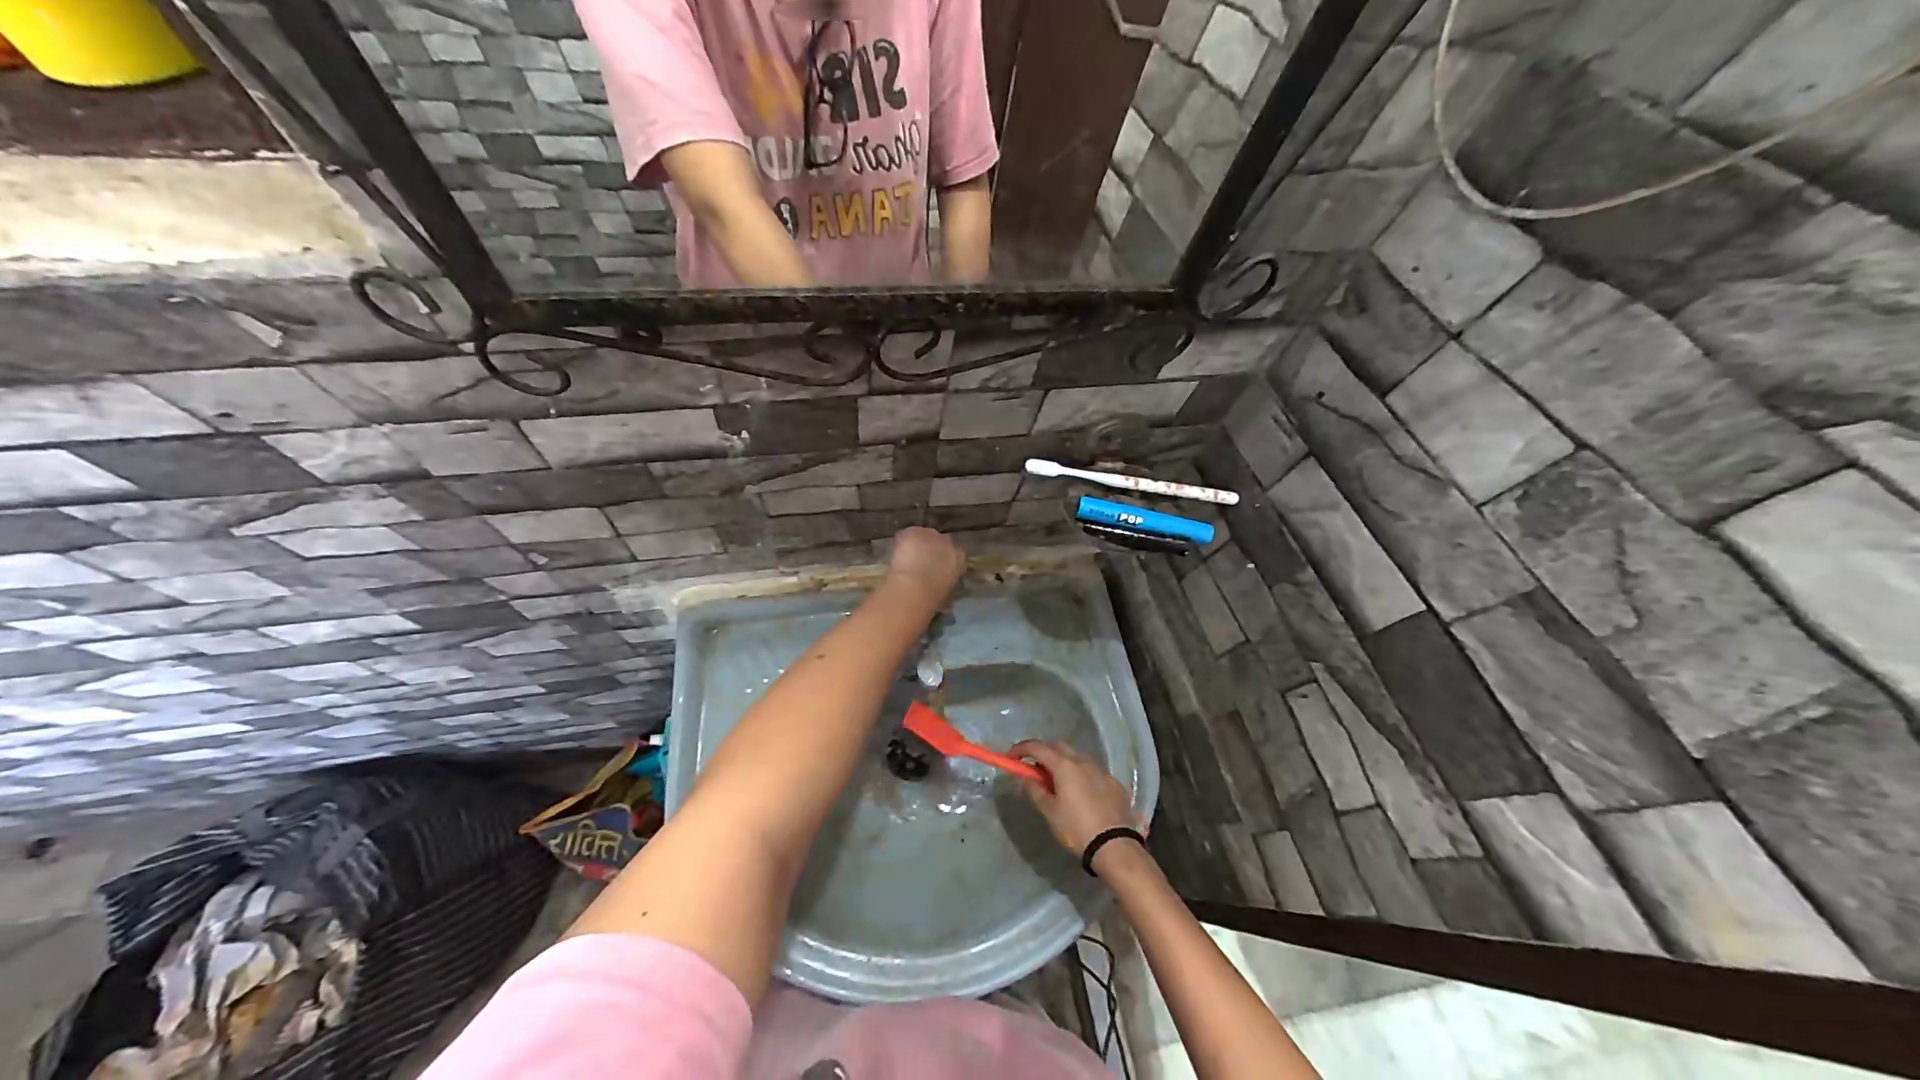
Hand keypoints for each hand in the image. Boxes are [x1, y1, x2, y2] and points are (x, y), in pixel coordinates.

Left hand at [886, 527, 965, 600]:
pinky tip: (897, 554)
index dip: (943, 560)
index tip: (936, 568)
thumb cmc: (934, 596)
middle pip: (939, 541)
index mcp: (959, 557)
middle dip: (931, 550)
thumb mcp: (947, 593)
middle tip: (920, 563)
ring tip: (906, 559)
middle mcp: (947, 541)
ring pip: (922, 536)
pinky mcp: (912, 532)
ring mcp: (929, 534)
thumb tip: (942, 588)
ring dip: (917, 545)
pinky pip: (907, 535)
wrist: (915, 587)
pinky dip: (902, 543)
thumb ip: (946, 583)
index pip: (954, 553)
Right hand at [1009, 740, 1140, 861]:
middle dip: (1043, 753)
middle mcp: (1084, 761)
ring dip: (1064, 763)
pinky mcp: (1114, 783)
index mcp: (1065, 766)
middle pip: (1059, 747)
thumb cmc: (1076, 829)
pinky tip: (1081, 793)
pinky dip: (1081, 775)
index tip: (1011, 757)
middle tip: (1034, 769)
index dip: (1021, 749)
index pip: (1037, 747)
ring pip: (1078, 757)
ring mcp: (1102, 771)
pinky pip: (1093, 771)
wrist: (1114, 847)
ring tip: (1058, 782)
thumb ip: (1035, 789)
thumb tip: (1025, 776)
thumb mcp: (1050, 811)